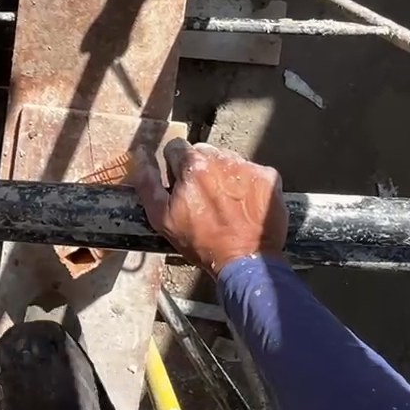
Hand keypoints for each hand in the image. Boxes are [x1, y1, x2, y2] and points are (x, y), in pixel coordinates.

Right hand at [132, 139, 286, 273]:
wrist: (245, 262)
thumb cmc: (200, 242)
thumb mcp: (161, 217)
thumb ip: (147, 182)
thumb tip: (140, 153)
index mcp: (193, 165)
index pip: (176, 147)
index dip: (173, 167)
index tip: (179, 185)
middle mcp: (222, 158)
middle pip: (202, 151)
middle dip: (198, 168)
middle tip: (201, 196)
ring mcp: (248, 166)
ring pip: (227, 159)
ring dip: (222, 174)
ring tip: (224, 203)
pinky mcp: (269, 177)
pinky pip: (251, 170)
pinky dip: (246, 183)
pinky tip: (243, 204)